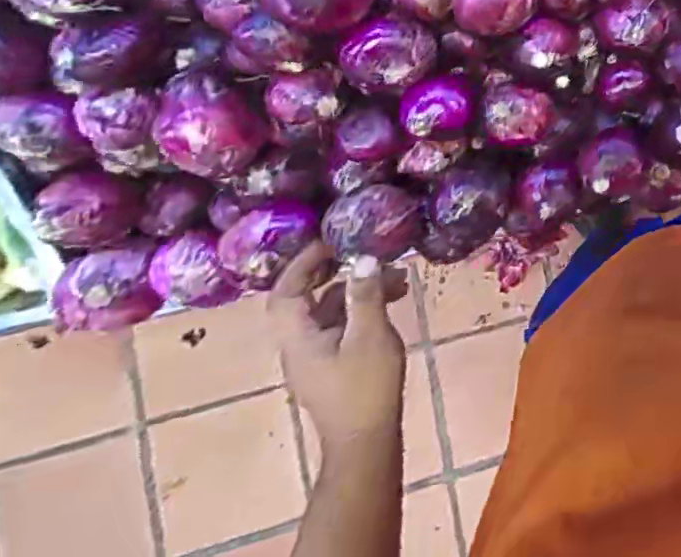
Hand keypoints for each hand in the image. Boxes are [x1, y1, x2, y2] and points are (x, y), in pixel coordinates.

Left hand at [269, 243, 409, 456]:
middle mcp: (299, 344)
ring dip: (356, 288)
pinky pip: (342, 324)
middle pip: (306, 298)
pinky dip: (362, 306)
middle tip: (359, 249)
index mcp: (298, 337)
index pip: (285, 293)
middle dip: (331, 271)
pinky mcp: (334, 363)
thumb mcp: (370, 335)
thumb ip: (365, 295)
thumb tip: (362, 257)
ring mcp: (317, 355)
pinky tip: (393, 299)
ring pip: (329, 310)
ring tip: (395, 275)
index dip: (303, 264)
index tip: (329, 241)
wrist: (366, 440)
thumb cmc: (365, 387)